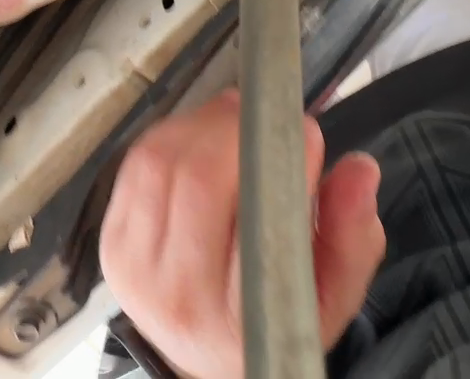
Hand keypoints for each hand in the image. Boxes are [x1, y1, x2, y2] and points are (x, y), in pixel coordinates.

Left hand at [99, 90, 384, 377]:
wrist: (202, 356)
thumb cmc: (273, 318)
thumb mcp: (329, 296)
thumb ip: (351, 236)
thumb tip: (360, 169)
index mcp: (235, 319)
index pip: (249, 219)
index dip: (274, 161)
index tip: (307, 133)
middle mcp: (172, 291)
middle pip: (193, 177)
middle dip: (234, 130)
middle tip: (269, 114)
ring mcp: (130, 260)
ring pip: (160, 160)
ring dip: (201, 124)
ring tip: (238, 116)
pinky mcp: (110, 231)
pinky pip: (137, 162)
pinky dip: (172, 135)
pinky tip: (202, 133)